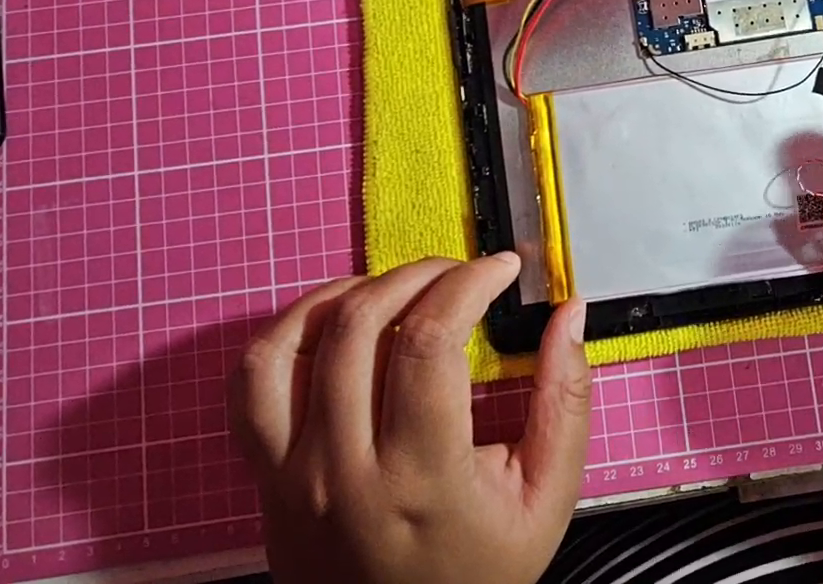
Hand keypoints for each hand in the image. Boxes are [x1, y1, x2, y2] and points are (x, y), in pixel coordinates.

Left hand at [229, 255, 590, 583]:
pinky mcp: (263, 474)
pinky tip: (339, 317)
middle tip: (460, 274)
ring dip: (355, 290)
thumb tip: (570, 314)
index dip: (469, 283)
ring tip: (402, 288)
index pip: (429, 341)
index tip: (501, 269)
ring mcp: (290, 473)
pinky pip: (253, 376)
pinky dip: (292, 325)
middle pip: (362, 324)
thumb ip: (566, 399)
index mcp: (421, 478)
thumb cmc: (480, 572)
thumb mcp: (547, 496)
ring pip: (298, 339)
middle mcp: (341, 472)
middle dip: (421, 275)